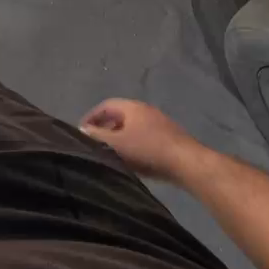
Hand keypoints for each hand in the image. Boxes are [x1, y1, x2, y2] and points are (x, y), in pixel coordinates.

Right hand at [80, 98, 197, 181]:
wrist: (187, 163)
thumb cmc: (147, 150)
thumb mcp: (117, 144)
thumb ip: (97, 137)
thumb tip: (82, 130)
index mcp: (132, 107)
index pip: (105, 105)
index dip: (91, 117)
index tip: (82, 132)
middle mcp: (145, 110)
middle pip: (119, 116)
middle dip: (105, 128)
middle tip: (94, 144)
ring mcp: (159, 124)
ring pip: (132, 128)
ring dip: (119, 139)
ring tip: (111, 154)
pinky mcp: (169, 138)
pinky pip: (144, 138)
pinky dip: (133, 146)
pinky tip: (132, 161)